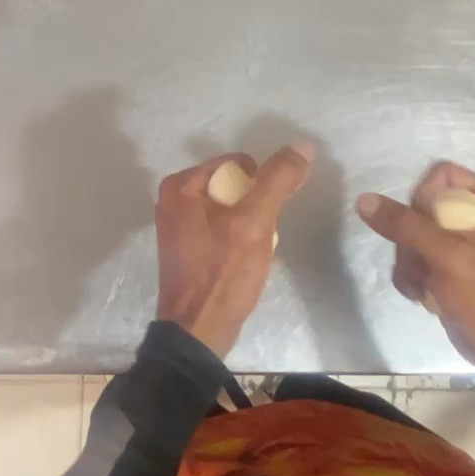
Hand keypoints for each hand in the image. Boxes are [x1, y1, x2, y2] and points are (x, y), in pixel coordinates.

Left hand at [155, 144, 312, 356]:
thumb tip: (302, 145)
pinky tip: (244, 261)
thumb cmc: (224, 271)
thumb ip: (278, 180)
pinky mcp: (186, 252)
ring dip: (249, 224)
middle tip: (261, 233)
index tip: (267, 213)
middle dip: (254, 205)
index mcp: (180, 186)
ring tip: (255, 249)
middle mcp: (172, 201)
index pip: (236, 162)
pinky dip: (236, 240)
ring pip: (229, 210)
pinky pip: (220, 231)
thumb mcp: (256, 220)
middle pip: (232, 186)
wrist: (199, 330)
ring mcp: (177, 228)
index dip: (260, 183)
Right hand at [356, 162, 474, 392]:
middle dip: (412, 241)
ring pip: (413, 236)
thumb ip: (404, 224)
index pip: (440, 176)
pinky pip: (416, 259)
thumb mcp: (444, 254)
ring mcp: (461, 243)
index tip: (421, 228)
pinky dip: (414, 277)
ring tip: (424, 285)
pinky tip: (423, 296)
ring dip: (410, 264)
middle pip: (421, 208)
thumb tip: (365, 200)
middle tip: (421, 264)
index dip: (423, 200)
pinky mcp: (448, 267)